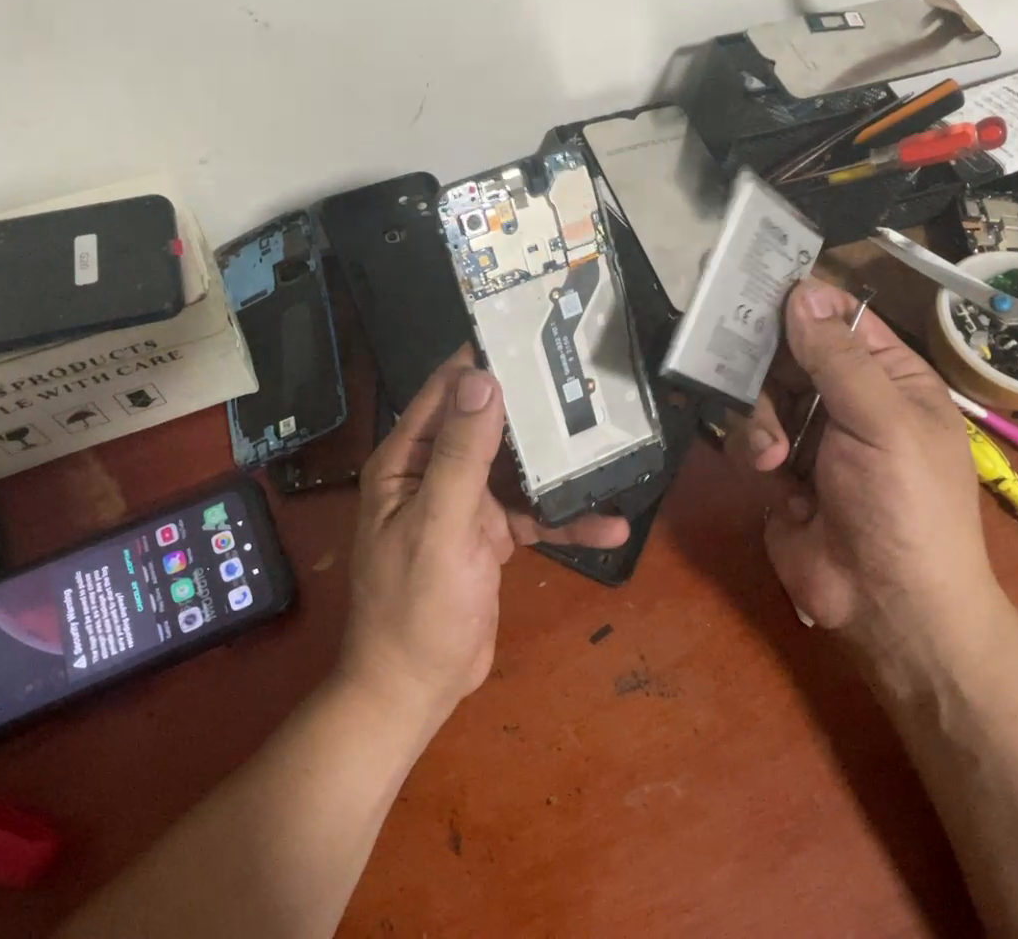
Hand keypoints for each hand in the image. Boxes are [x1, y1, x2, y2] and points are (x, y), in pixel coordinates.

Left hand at [339, 348, 628, 721]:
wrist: (417, 686)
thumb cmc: (415, 605)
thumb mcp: (437, 524)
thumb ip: (461, 454)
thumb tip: (481, 378)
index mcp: (406, 462)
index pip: (444, 394)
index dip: (482, 361)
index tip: (529, 331)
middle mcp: (434, 474)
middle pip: (488, 426)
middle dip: (533, 409)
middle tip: (586, 380)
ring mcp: (465, 506)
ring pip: (517, 470)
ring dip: (557, 464)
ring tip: (611, 443)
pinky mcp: (490, 537)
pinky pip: (532, 516)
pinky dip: (565, 518)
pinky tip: (609, 524)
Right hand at [763, 278, 996, 641]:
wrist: (885, 602)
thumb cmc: (905, 504)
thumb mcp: (882, 421)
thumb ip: (838, 357)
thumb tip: (803, 290)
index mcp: (888, 377)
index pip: (837, 319)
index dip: (797, 302)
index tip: (746, 285)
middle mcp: (845, 400)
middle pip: (785, 356)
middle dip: (764, 372)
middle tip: (740, 375)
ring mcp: (808, 438)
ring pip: (757, 399)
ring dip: (758, 423)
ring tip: (772, 458)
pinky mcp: (776, 474)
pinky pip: (746, 442)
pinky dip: (752, 457)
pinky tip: (772, 481)